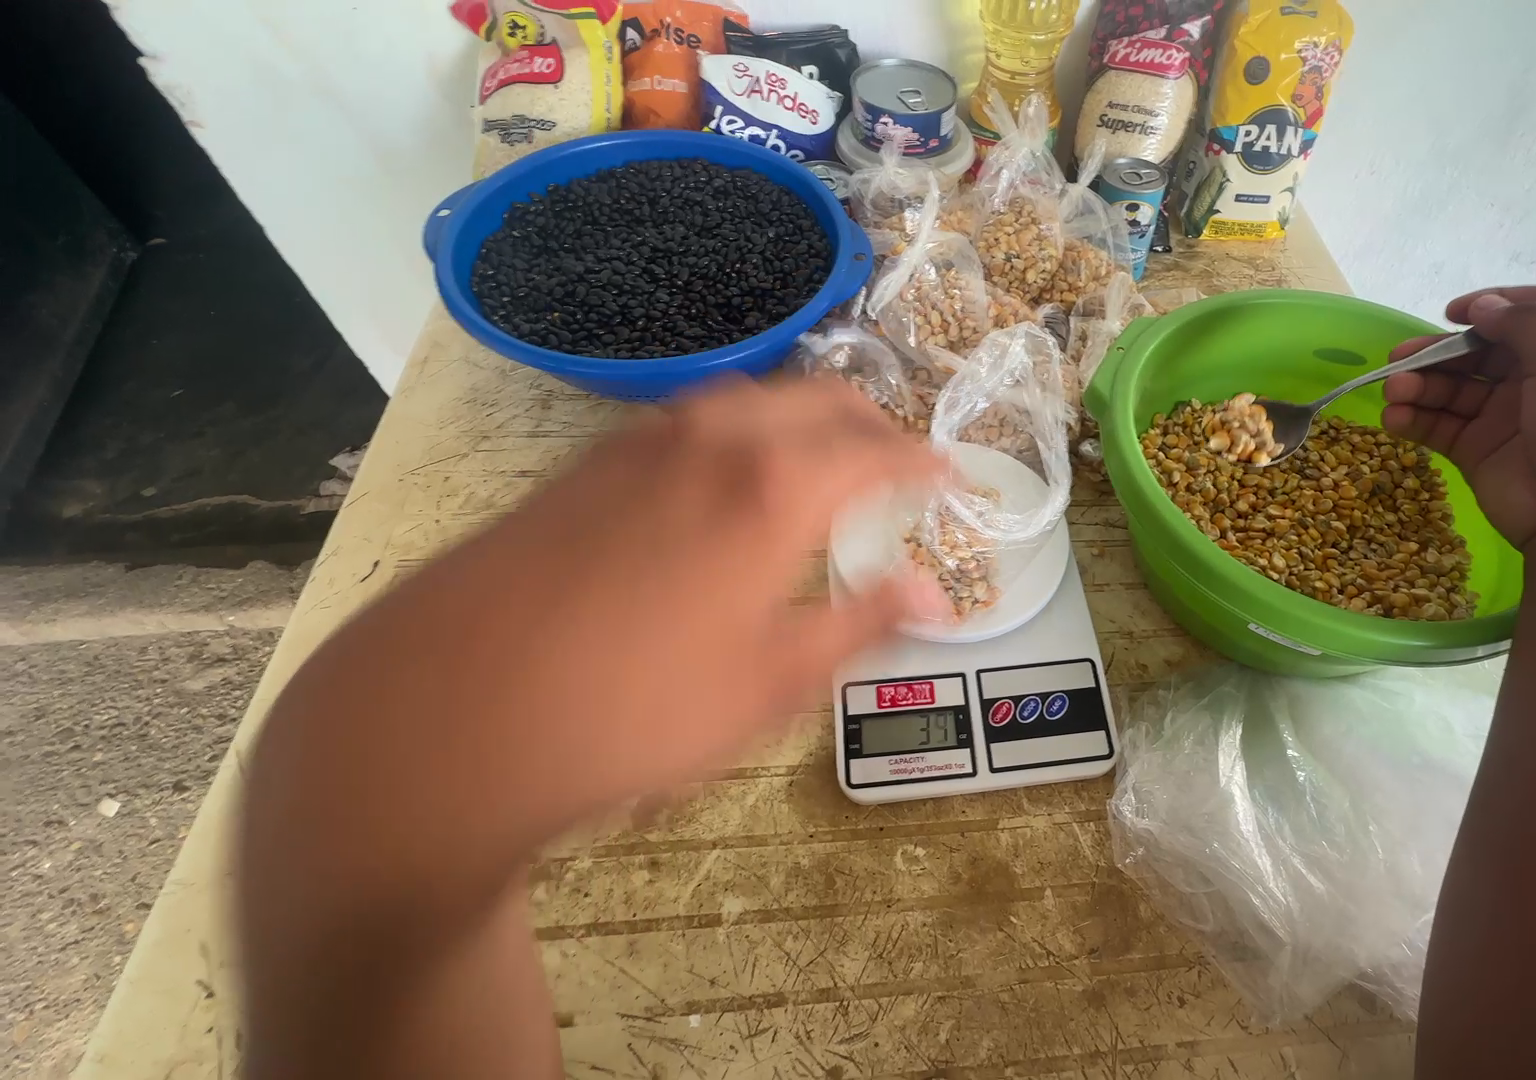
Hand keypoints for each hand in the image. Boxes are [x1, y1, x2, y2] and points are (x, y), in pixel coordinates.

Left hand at [242, 376, 946, 1079]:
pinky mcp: (591, 459)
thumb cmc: (633, 713)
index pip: (881, 452)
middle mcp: (717, 437)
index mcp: (777, 486)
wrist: (442, 717)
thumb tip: (938, 594)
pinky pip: (696, 420)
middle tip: (899, 465)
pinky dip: (744, 431)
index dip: (927, 463)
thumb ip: (862, 622)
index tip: (953, 476)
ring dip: (806, 420)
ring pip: (755, 398)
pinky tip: (730, 478)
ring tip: (824, 463)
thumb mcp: (771, 684)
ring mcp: (645, 438)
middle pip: (823, 400)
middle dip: (874, 425)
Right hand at [1380, 287, 1535, 554]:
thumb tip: (1482, 307)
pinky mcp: (1478, 450)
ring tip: (1393, 392)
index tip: (1452, 312)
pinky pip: (1438, 426)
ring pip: (1453, 389)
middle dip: (1439, 352)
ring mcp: (1508, 416)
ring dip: (1419, 386)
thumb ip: (1525, 325)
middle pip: (1480, 351)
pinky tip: (1394, 418)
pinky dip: (1413, 419)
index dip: (1493, 305)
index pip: (1533, 312)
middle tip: (1398, 358)